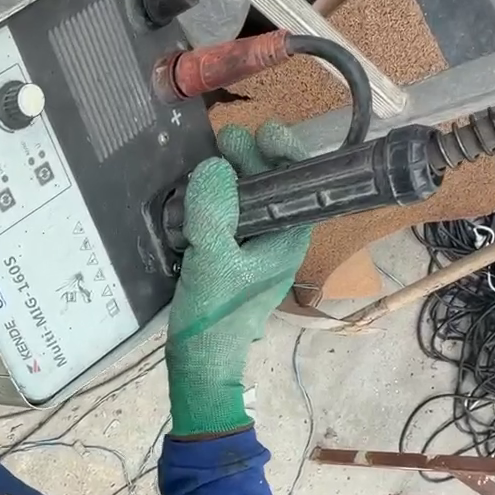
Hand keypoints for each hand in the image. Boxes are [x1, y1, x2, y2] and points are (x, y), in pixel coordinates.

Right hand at [166, 122, 313, 437]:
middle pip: (272, 190)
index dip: (285, 153)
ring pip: (247, 205)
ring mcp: (250, 253)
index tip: (263, 132)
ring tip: (208, 163)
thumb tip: (213, 169)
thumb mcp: (212, 260)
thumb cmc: (215, 316)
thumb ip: (213, 212)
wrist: (199, 362)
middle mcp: (275, 242)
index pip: (300, 184)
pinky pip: (226, 223)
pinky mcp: (227, 263)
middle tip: (225, 141)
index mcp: (287, 240)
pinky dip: (214, 205)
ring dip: (230, 182)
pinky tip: (194, 198)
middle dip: (252, 162)